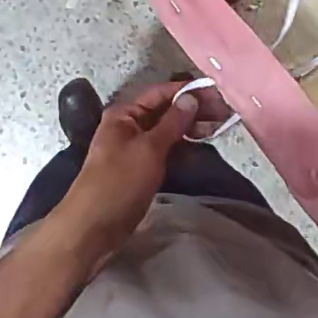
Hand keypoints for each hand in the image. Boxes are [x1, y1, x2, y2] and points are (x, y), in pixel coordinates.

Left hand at [50, 81, 210, 252]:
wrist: (93, 227)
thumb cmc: (119, 182)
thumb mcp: (149, 148)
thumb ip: (172, 122)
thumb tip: (191, 97)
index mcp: (124, 115)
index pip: (160, 93)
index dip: (187, 90)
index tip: (216, 91)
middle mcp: (129, 126)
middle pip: (165, 111)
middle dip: (192, 110)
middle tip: (224, 111)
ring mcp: (135, 148)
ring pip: (168, 132)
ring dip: (190, 128)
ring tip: (220, 126)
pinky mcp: (142, 168)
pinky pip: (166, 151)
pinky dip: (183, 148)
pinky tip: (202, 148)